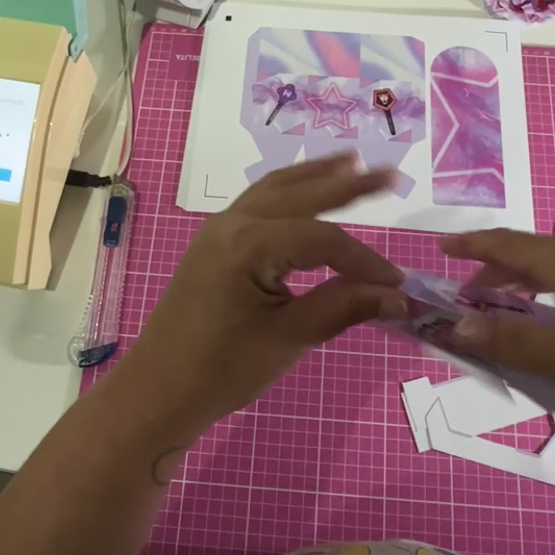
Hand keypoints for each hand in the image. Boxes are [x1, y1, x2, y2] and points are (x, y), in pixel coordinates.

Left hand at [105, 154, 408, 441]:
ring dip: (315, 175)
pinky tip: (306, 191)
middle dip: (348, 183)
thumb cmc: (220, 370)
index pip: (322, 239)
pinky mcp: (215, 241)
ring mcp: (219, 228)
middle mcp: (233, 222)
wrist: (157, 392)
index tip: (397, 284)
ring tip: (351, 162)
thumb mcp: (288, 338)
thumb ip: (343, 307)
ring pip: (276, 188)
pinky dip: (289, 191)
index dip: (364, 260)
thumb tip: (398, 296)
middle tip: (391, 174)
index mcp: (249, 244)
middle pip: (301, 193)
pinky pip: (259, 202)